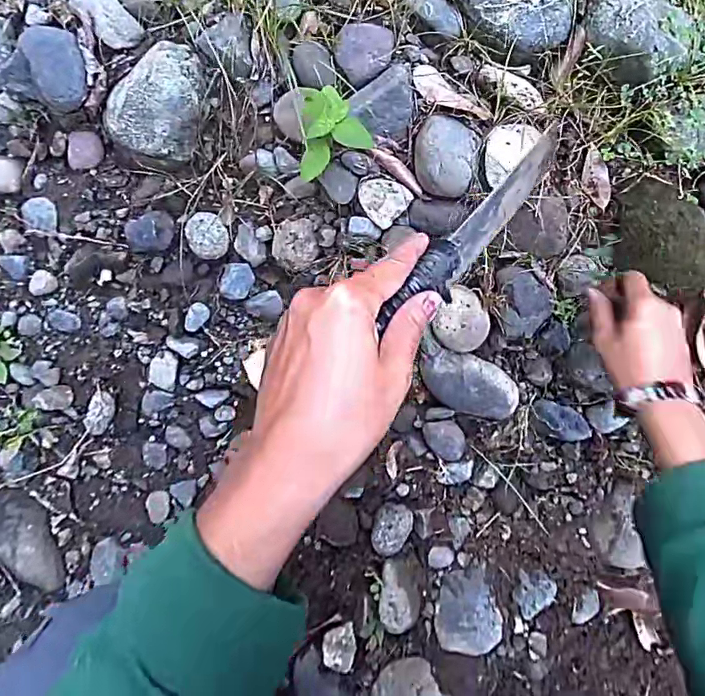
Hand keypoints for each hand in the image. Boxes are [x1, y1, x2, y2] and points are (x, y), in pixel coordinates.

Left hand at [196, 233, 440, 588]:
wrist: (286, 461)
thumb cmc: (339, 425)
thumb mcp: (393, 373)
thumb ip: (409, 327)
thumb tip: (423, 302)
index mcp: (346, 303)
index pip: (388, 270)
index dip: (409, 255)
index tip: (419, 243)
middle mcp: (315, 302)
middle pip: (361, 288)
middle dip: (383, 299)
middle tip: (406, 321)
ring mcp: (293, 319)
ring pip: (338, 305)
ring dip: (357, 319)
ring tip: (370, 360)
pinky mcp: (280, 337)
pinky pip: (318, 320)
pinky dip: (335, 331)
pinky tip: (344, 365)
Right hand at [586, 271, 704, 469]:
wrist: (664, 400)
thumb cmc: (634, 373)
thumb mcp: (605, 340)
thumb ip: (599, 311)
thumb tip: (594, 294)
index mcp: (644, 304)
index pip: (631, 277)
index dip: (615, 283)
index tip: (605, 296)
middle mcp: (665, 308)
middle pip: (642, 294)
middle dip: (625, 303)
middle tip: (610, 321)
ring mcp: (676, 323)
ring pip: (653, 310)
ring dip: (639, 317)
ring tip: (625, 339)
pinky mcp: (683, 337)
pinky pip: (663, 324)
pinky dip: (652, 329)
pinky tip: (641, 348)